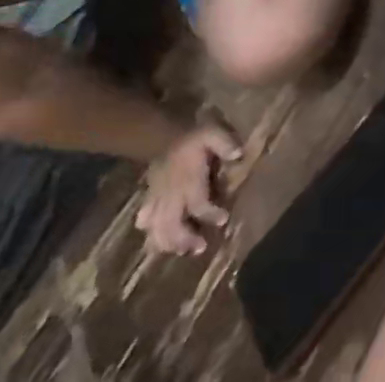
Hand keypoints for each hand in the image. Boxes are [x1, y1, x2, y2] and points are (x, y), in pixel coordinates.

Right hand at [136, 123, 241, 253]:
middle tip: (200, 248)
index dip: (212, 215)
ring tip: (182, 251)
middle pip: (173, 226)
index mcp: (189, 181)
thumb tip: (239, 154)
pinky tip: (157, 242)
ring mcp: (157, 199)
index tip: (224, 219)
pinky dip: (150, 234)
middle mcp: (171, 195)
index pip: (199, 206)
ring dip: (168, 243)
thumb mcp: (212, 134)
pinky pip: (145, 222)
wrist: (162, 135)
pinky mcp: (149, 200)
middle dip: (185, 240)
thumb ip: (225, 144)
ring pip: (157, 229)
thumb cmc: (192, 137)